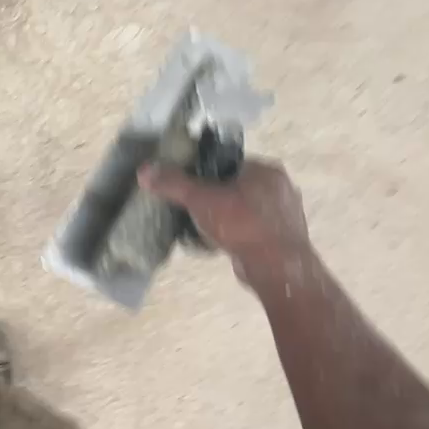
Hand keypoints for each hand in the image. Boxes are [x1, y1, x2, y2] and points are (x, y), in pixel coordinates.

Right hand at [138, 158, 313, 285]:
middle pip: (232, 185)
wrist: (276, 267)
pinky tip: (217, 243)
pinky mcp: (282, 235)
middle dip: (210, 197)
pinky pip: (249, 227)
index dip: (202, 172)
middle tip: (189, 208)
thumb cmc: (242, 225)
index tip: (184, 185)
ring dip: (220, 217)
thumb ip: (172, 183)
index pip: (227, 162)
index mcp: (265, 170)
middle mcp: (280, 186)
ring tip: (199, 227)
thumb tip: (144, 170)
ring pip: (241, 208)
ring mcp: (284, 212)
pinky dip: (232, 233)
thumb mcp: (200, 200)